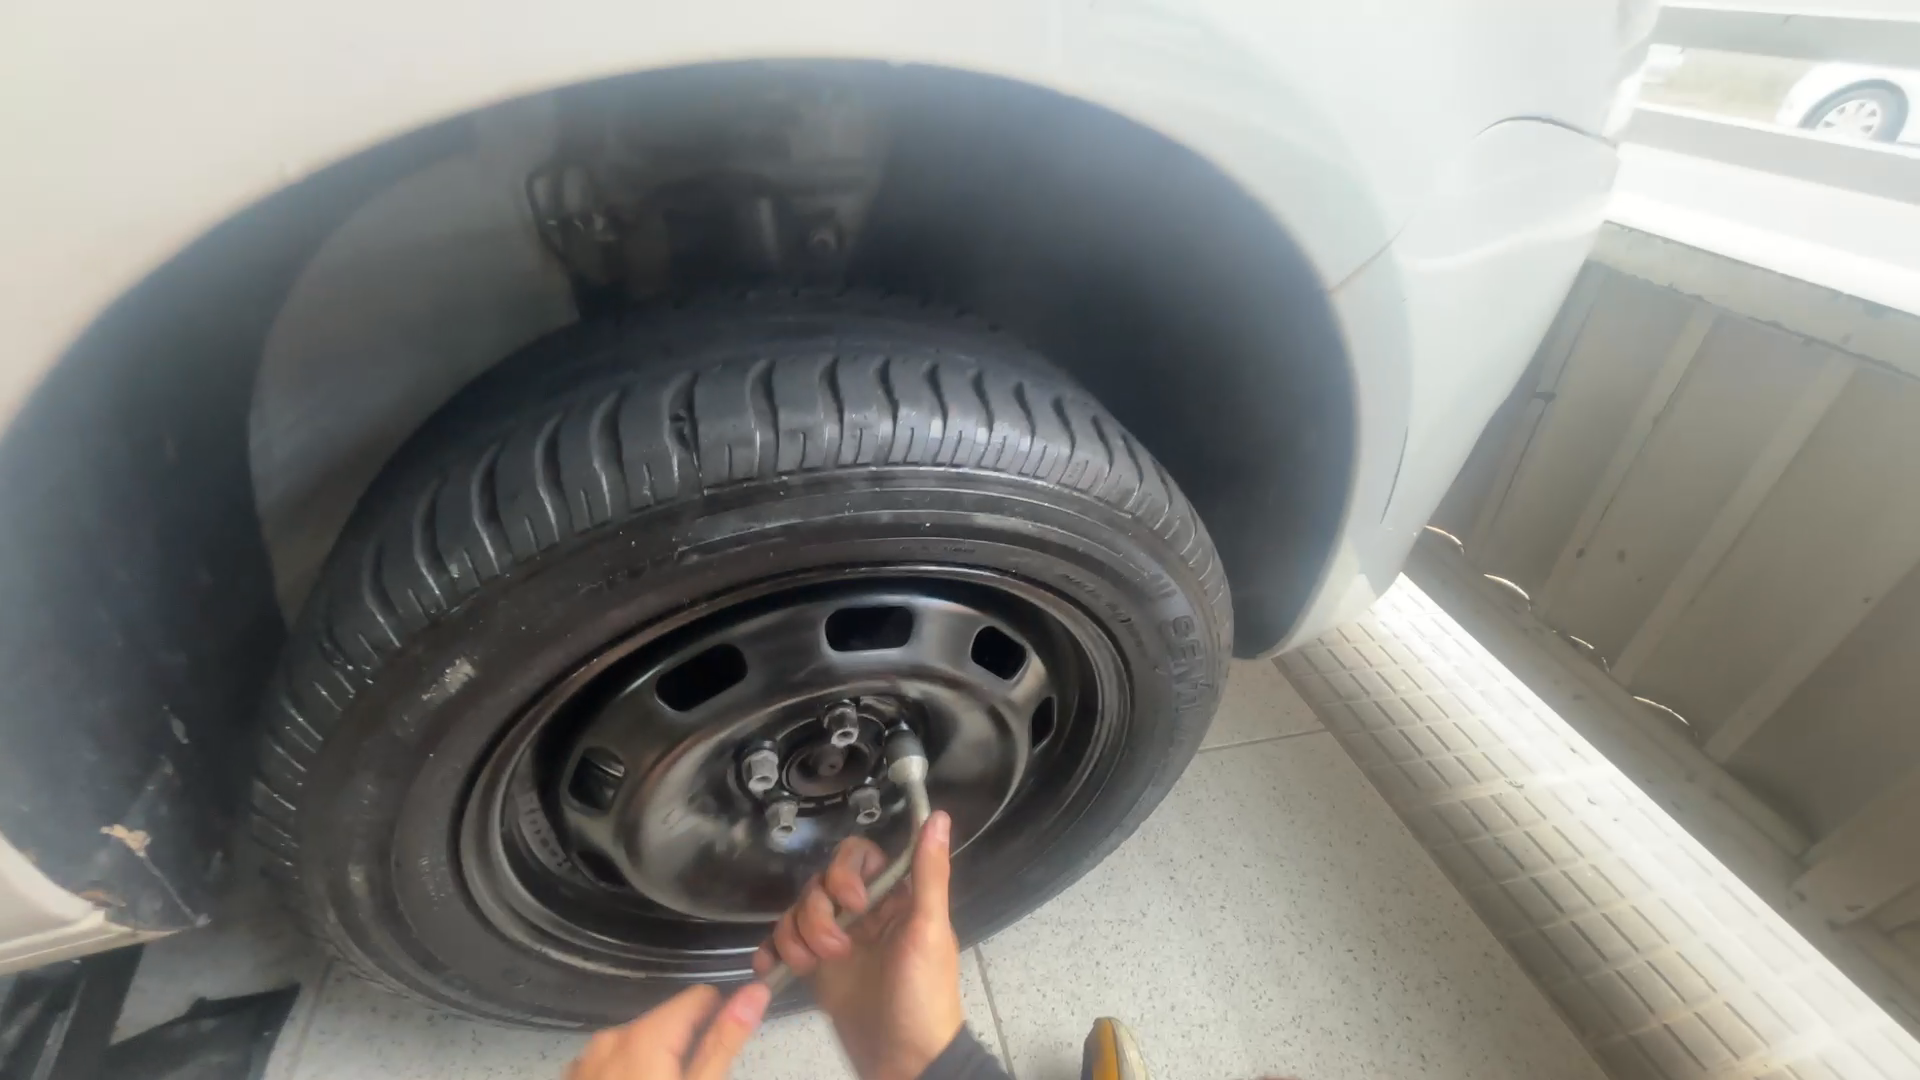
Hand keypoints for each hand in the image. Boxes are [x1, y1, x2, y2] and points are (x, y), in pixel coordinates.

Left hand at [565, 983, 769, 1079]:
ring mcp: (583, 1066)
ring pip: (640, 1046)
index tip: (718, 1062)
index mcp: (644, 1035)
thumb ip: (726, 1041)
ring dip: (656, 1068)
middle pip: (669, 1023)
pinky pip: (611, 1068)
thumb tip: (756, 990)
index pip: (701, 997)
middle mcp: (610, 1038)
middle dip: (686, 1052)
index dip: (719, 1022)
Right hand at [754, 811, 963, 1079]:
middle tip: (835, 949)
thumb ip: (930, 873)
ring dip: (797, 936)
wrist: (904, 1064)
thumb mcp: (930, 930)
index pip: (857, 856)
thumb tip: (939, 816)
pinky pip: (783, 945)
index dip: (845, 872)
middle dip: (817, 912)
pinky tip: (771, 969)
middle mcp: (862, 911)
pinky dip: (772, 952)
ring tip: (815, 967)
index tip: (852, 902)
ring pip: (798, 911)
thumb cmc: (924, 994)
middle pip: (820, 883)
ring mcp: (836, 940)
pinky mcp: (815, 970)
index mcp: (893, 895)